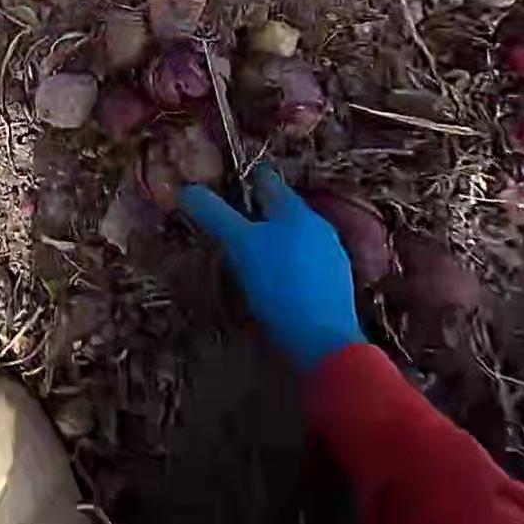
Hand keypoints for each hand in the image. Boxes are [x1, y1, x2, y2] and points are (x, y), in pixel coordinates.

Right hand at [180, 168, 366, 371]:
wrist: (325, 344)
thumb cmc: (280, 285)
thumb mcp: (240, 246)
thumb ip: (215, 215)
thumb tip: (187, 190)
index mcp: (295, 210)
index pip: (267, 180)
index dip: (244, 179)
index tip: (224, 184)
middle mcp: (318, 226)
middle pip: (281, 209)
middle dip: (257, 212)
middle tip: (230, 221)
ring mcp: (331, 256)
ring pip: (294, 236)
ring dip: (272, 239)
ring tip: (248, 253)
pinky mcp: (336, 286)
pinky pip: (305, 262)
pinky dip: (286, 264)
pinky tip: (274, 282)